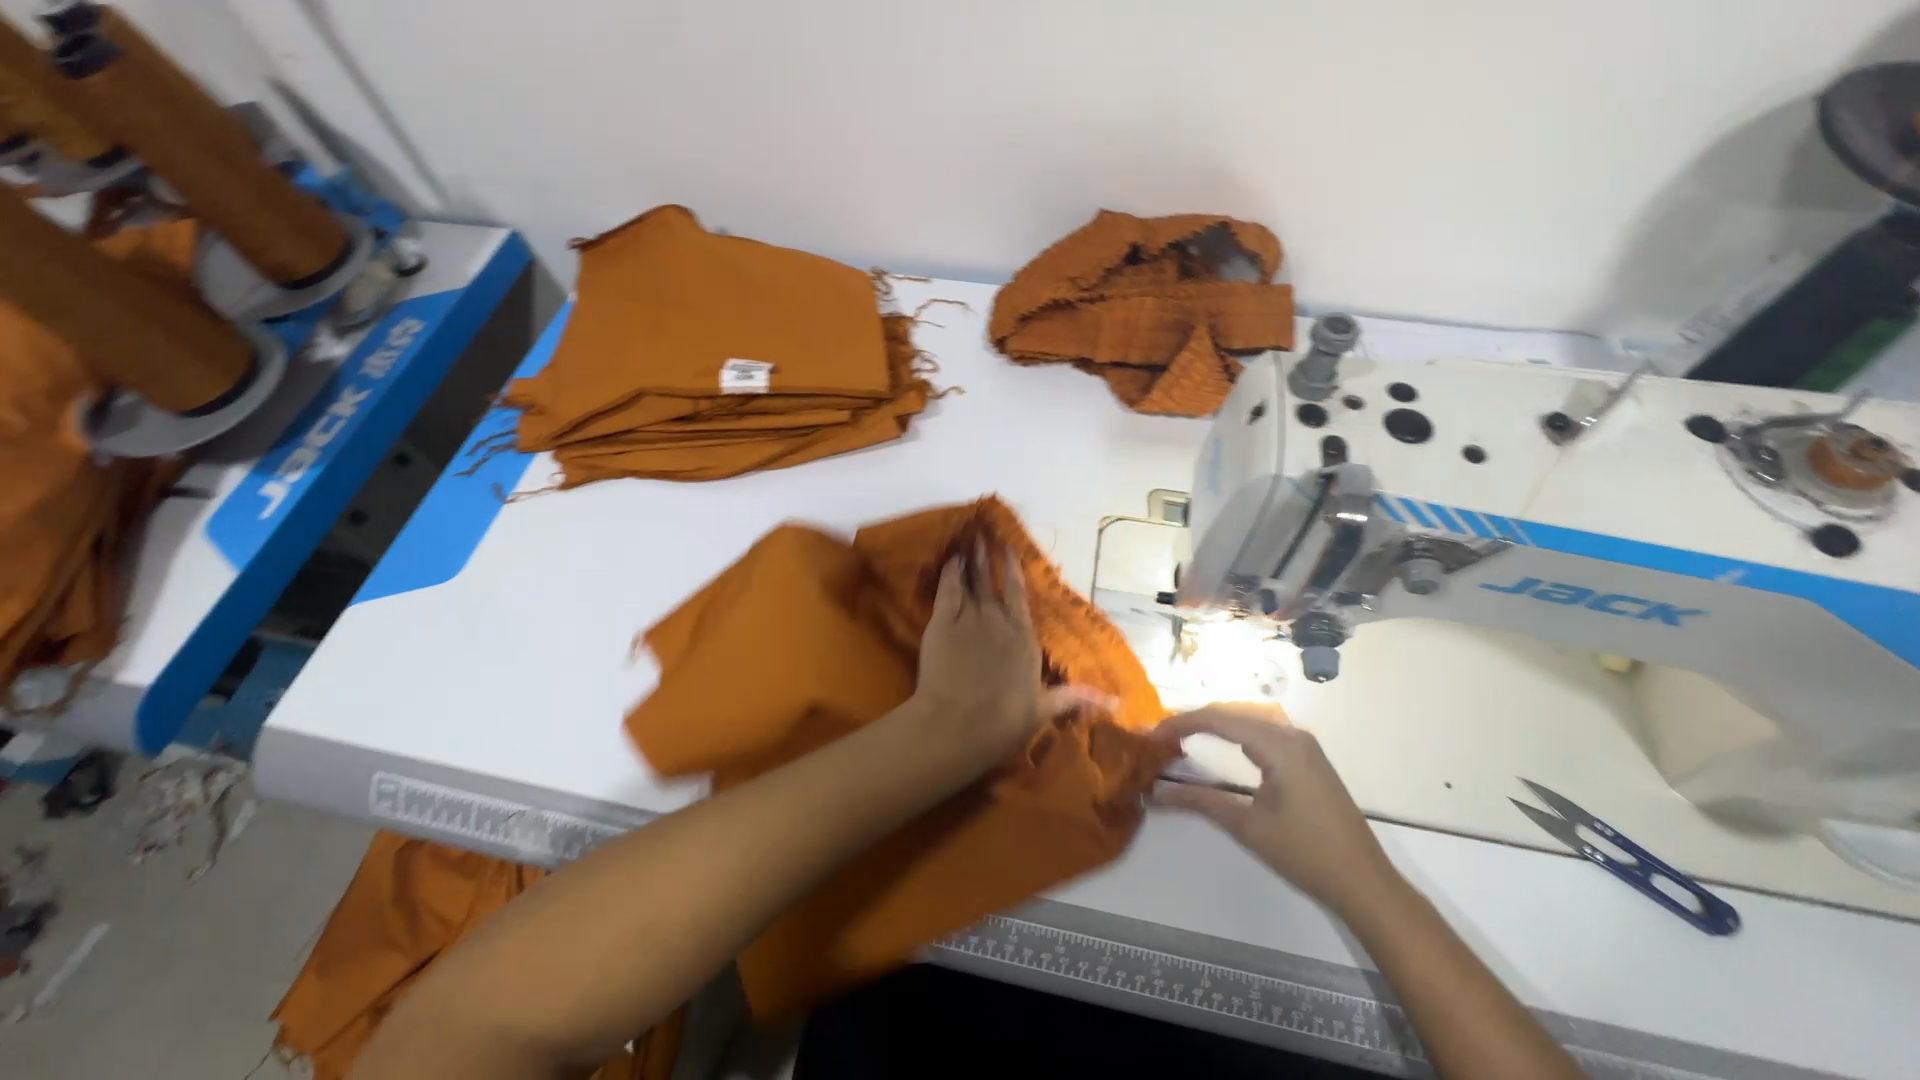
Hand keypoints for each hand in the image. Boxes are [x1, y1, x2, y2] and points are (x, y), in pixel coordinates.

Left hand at [906, 545, 1103, 770]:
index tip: (1009, 550)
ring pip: (971, 581)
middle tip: (984, 536)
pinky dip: (948, 574)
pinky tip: (949, 561)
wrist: (960, 723)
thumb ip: (1074, 698)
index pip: (1019, 596)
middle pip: (994, 583)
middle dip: (989, 559)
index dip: (1013, 571)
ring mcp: (970, 618)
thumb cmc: (1004, 721)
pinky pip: (947, 590)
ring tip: (969, 541)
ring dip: (971, 561)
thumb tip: (1117, 702)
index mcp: (1024, 638)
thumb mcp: (1044, 709)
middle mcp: (1000, 621)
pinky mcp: (943, 622)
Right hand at [1152, 704, 1400, 916]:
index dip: (1181, 723)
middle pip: (1233, 713)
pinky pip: (1263, 734)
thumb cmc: (1305, 853)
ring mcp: (1304, 746)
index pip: (1219, 719)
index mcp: (1280, 745)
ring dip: (1214, 726)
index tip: (1151, 736)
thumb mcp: (1247, 826)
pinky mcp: (1308, 760)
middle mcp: (1293, 735)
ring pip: (1248, 721)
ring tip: (1180, 739)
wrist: (1363, 881)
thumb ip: (1200, 801)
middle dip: (1194, 721)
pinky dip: (1234, 735)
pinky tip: (1218, 747)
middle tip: (1159, 738)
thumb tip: (1155, 793)